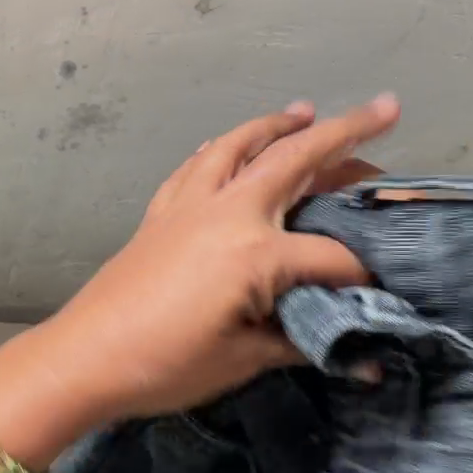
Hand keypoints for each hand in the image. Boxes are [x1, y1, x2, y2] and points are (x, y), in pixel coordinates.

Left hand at [0, 95, 399, 458]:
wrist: (85, 356)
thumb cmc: (167, 365)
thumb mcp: (244, 360)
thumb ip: (302, 343)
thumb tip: (364, 357)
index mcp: (255, 253)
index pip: (331, 257)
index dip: (362, 276)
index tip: (380, 294)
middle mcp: (226, 213)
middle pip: (294, 161)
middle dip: (345, 131)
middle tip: (387, 107)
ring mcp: (188, 206)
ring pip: (236, 147)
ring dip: (274, 125)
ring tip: (304, 110)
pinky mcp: (159, 212)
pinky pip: (194, 166)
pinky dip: (219, 149)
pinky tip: (225, 146)